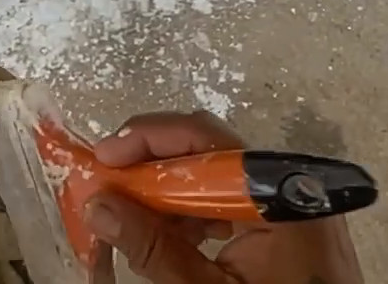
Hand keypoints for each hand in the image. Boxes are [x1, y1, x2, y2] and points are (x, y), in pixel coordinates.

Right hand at [85, 111, 364, 283]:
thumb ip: (155, 249)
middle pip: (207, 149)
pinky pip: (230, 201)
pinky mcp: (287, 228)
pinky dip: (192, 212)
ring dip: (167, 189)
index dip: (148, 138)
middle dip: (151, 162)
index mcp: (279, 194)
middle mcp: (290, 186)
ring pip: (214, 174)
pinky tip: (168, 236)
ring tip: (130, 215)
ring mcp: (291, 207)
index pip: (204, 137)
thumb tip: (97, 205)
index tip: (104, 157)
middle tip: (108, 182)